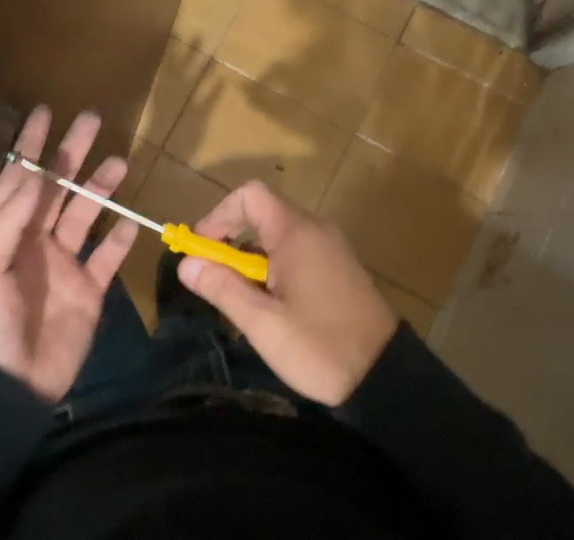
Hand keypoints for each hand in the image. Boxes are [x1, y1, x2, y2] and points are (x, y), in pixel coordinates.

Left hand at [0, 106, 139, 400]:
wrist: (4, 387)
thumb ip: (10, 219)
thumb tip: (36, 175)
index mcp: (5, 232)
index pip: (20, 180)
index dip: (31, 146)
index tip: (44, 112)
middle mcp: (35, 241)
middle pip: (58, 190)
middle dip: (73, 155)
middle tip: (92, 121)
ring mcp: (64, 266)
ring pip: (86, 217)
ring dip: (100, 190)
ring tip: (119, 163)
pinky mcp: (88, 292)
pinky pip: (107, 259)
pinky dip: (119, 239)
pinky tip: (130, 220)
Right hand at [177, 180, 396, 405]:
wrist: (385, 378)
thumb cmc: (320, 347)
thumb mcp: (263, 323)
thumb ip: (223, 288)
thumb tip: (187, 263)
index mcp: (297, 233)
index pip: (250, 196)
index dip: (219, 215)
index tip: (202, 249)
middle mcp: (316, 230)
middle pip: (264, 212)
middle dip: (232, 238)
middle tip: (215, 277)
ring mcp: (332, 248)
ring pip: (280, 234)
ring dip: (253, 256)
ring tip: (242, 298)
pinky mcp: (340, 268)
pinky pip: (298, 250)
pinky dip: (275, 265)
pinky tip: (272, 304)